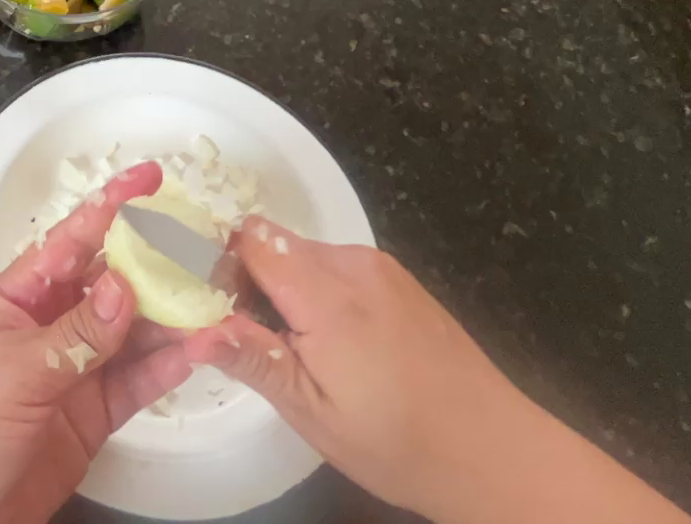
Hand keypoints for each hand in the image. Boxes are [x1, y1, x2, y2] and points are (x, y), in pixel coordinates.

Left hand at [0, 162, 191, 523]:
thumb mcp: (13, 372)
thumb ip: (75, 333)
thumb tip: (125, 283)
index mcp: (18, 296)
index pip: (70, 239)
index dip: (111, 206)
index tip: (151, 179)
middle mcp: (50, 323)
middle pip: (110, 282)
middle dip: (154, 263)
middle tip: (204, 249)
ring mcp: (74, 370)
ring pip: (131, 332)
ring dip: (171, 318)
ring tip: (217, 304)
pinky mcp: (92, 415)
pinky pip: (136, 381)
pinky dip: (167, 367)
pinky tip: (201, 350)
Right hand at [186, 218, 690, 523]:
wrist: (496, 452)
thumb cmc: (398, 441)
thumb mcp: (313, 412)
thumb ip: (253, 359)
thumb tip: (193, 331)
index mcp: (327, 295)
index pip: (250, 239)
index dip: (225, 267)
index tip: (227, 313)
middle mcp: (353, 264)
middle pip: (273, 242)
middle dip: (252, 281)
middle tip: (265, 342)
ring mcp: (379, 266)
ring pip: (302, 252)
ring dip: (285, 286)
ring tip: (306, 350)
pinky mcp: (396, 276)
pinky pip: (334, 264)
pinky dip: (317, 289)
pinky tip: (341, 343)